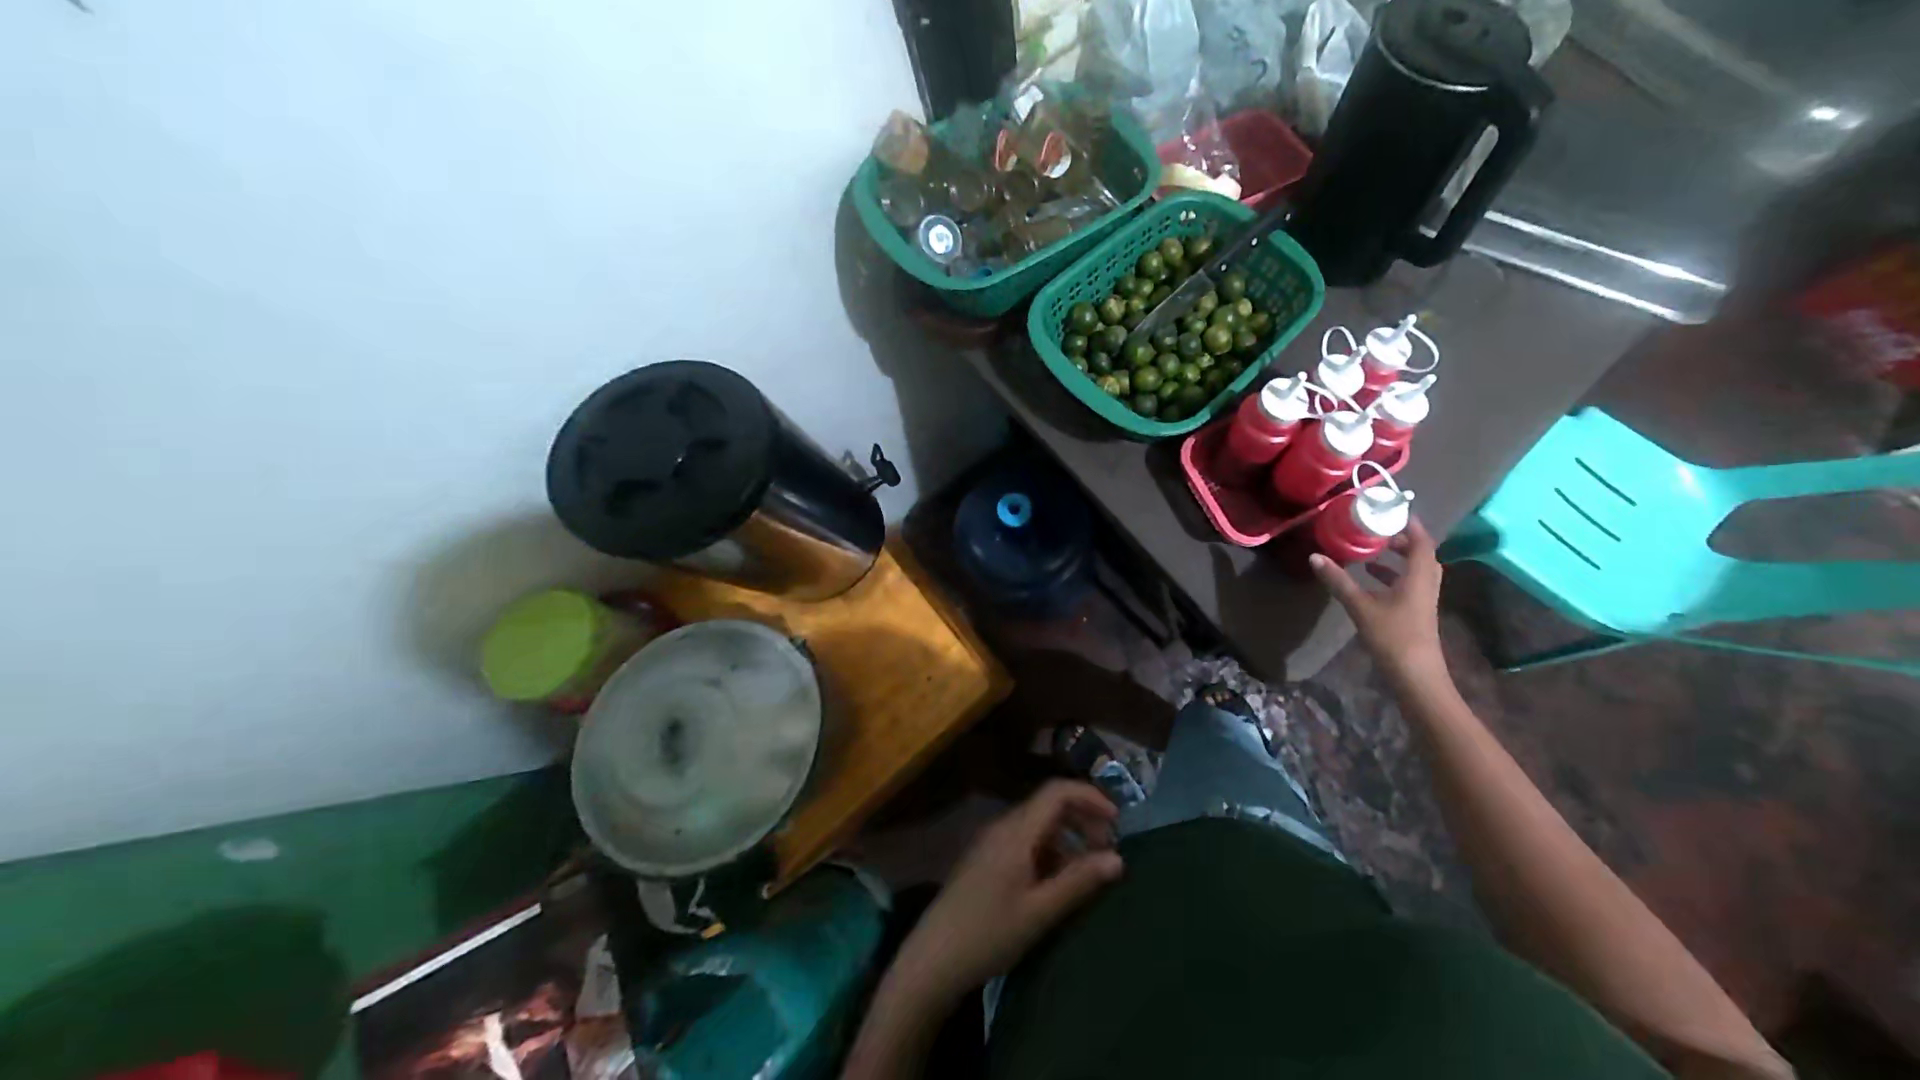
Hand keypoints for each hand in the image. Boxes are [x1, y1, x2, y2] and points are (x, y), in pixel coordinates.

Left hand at [887, 781, 1123, 1007]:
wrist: (933, 957)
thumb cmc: (989, 934)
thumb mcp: (1040, 911)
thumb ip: (1079, 881)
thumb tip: (1119, 858)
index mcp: (1015, 831)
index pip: (1056, 791)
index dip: (1090, 797)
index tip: (1119, 823)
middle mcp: (1002, 827)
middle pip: (1049, 805)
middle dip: (1083, 820)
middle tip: (1108, 851)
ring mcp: (991, 842)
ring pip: (1038, 824)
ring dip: (1068, 838)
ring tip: (1088, 871)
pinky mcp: (986, 859)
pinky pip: (1025, 841)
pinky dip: (1049, 851)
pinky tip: (1058, 881)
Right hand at [1310, 518, 1446, 683]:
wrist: (1416, 675)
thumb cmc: (1392, 636)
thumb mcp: (1360, 607)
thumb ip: (1338, 581)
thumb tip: (1315, 557)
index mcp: (1418, 577)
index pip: (1421, 542)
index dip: (1410, 525)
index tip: (1392, 510)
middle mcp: (1426, 584)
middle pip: (1422, 554)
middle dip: (1403, 540)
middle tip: (1379, 529)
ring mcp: (1423, 600)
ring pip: (1416, 570)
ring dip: (1399, 558)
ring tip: (1374, 550)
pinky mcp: (1417, 612)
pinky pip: (1409, 584)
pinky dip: (1394, 576)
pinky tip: (1372, 579)